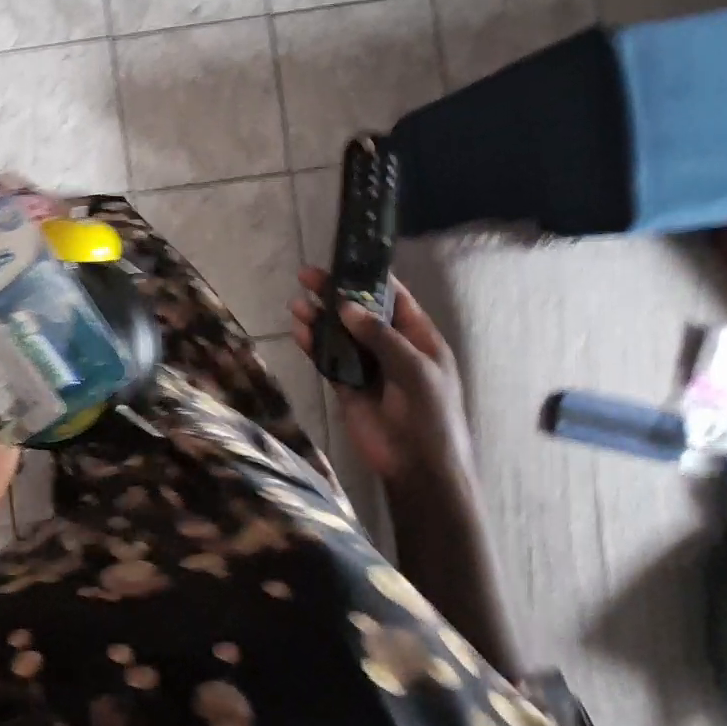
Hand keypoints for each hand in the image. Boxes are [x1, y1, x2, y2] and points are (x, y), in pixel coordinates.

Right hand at [290, 267, 477, 495]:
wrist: (417, 465)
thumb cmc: (430, 414)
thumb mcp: (414, 369)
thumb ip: (381, 337)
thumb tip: (347, 307)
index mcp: (419, 338)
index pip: (395, 299)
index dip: (371, 279)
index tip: (346, 260)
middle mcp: (391, 347)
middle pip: (360, 313)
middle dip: (335, 294)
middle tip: (307, 275)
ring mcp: (367, 367)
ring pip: (339, 335)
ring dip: (319, 318)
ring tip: (296, 303)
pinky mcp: (346, 387)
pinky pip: (327, 360)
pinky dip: (313, 345)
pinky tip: (299, 331)